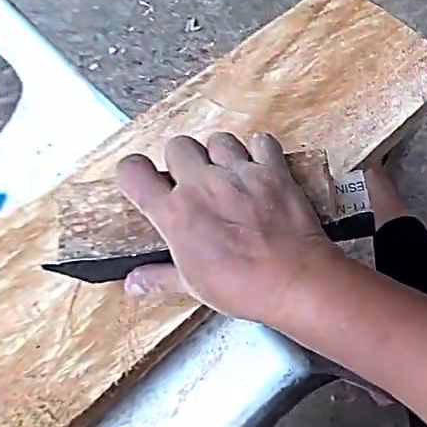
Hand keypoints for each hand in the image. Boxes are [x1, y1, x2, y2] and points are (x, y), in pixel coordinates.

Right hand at [115, 133, 341, 325]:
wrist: (295, 279)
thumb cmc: (245, 286)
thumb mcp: (193, 285)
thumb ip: (161, 276)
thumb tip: (134, 281)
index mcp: (174, 212)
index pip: (132, 171)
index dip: (137, 173)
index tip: (147, 180)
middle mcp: (203, 186)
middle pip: (179, 146)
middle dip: (185, 159)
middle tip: (198, 179)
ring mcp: (241, 176)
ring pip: (220, 140)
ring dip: (222, 152)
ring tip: (231, 171)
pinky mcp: (275, 173)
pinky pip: (264, 143)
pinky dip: (263, 148)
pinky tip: (263, 162)